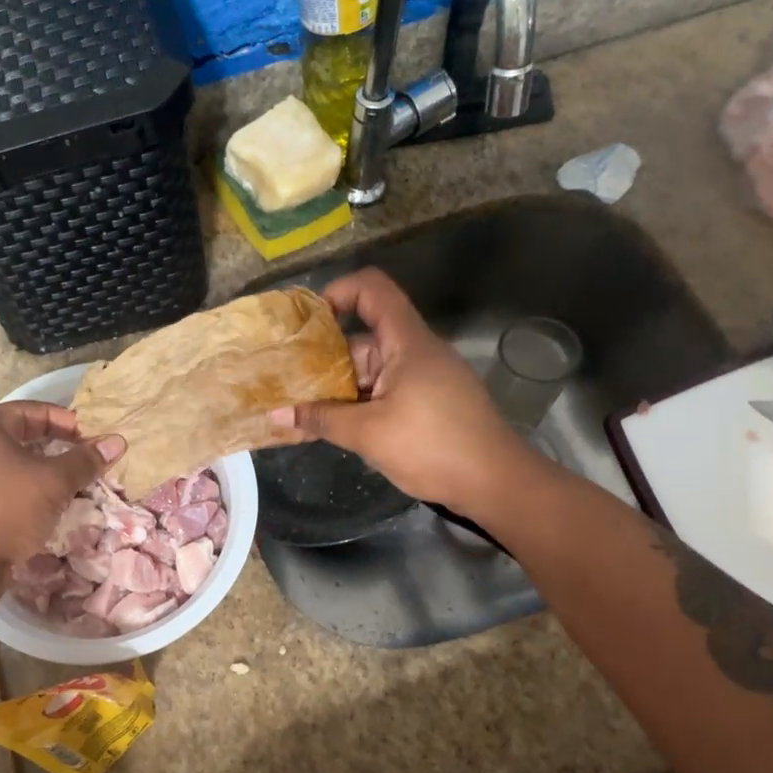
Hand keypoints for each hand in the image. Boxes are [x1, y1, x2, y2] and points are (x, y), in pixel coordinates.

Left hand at [0, 402, 124, 566]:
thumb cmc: (6, 509)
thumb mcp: (54, 483)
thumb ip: (84, 461)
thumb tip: (116, 442)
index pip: (28, 410)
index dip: (63, 420)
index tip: (87, 437)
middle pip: (6, 440)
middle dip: (41, 450)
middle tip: (69, 465)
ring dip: (15, 477)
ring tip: (41, 495)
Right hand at [268, 268, 530, 515]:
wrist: (495, 482)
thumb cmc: (433, 447)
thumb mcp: (369, 433)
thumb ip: (321, 419)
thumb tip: (276, 415)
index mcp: (407, 342)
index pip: (372, 289)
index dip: (338, 292)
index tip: (307, 321)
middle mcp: (417, 352)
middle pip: (364, 337)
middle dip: (325, 357)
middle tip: (287, 379)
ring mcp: (426, 378)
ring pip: (373, 370)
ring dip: (339, 387)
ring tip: (300, 408)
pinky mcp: (430, 403)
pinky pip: (386, 391)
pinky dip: (359, 403)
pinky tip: (333, 427)